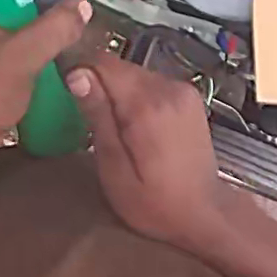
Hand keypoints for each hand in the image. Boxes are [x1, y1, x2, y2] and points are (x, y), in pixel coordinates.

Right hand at [65, 56, 247, 252]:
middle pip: (118, 66)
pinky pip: (149, 82)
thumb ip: (97, 117)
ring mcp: (182, 89)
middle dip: (99, 86)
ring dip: (118, 92)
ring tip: (117, 127)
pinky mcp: (189, 94)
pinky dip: (137, 96)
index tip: (71, 95)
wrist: (205, 214)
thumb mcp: (115, 169)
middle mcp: (167, 87)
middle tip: (92, 121)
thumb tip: (77, 74)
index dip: (81, 71)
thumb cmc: (153, 203)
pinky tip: (137, 125)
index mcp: (146, 105)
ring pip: (133, 72)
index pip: (102, 62)